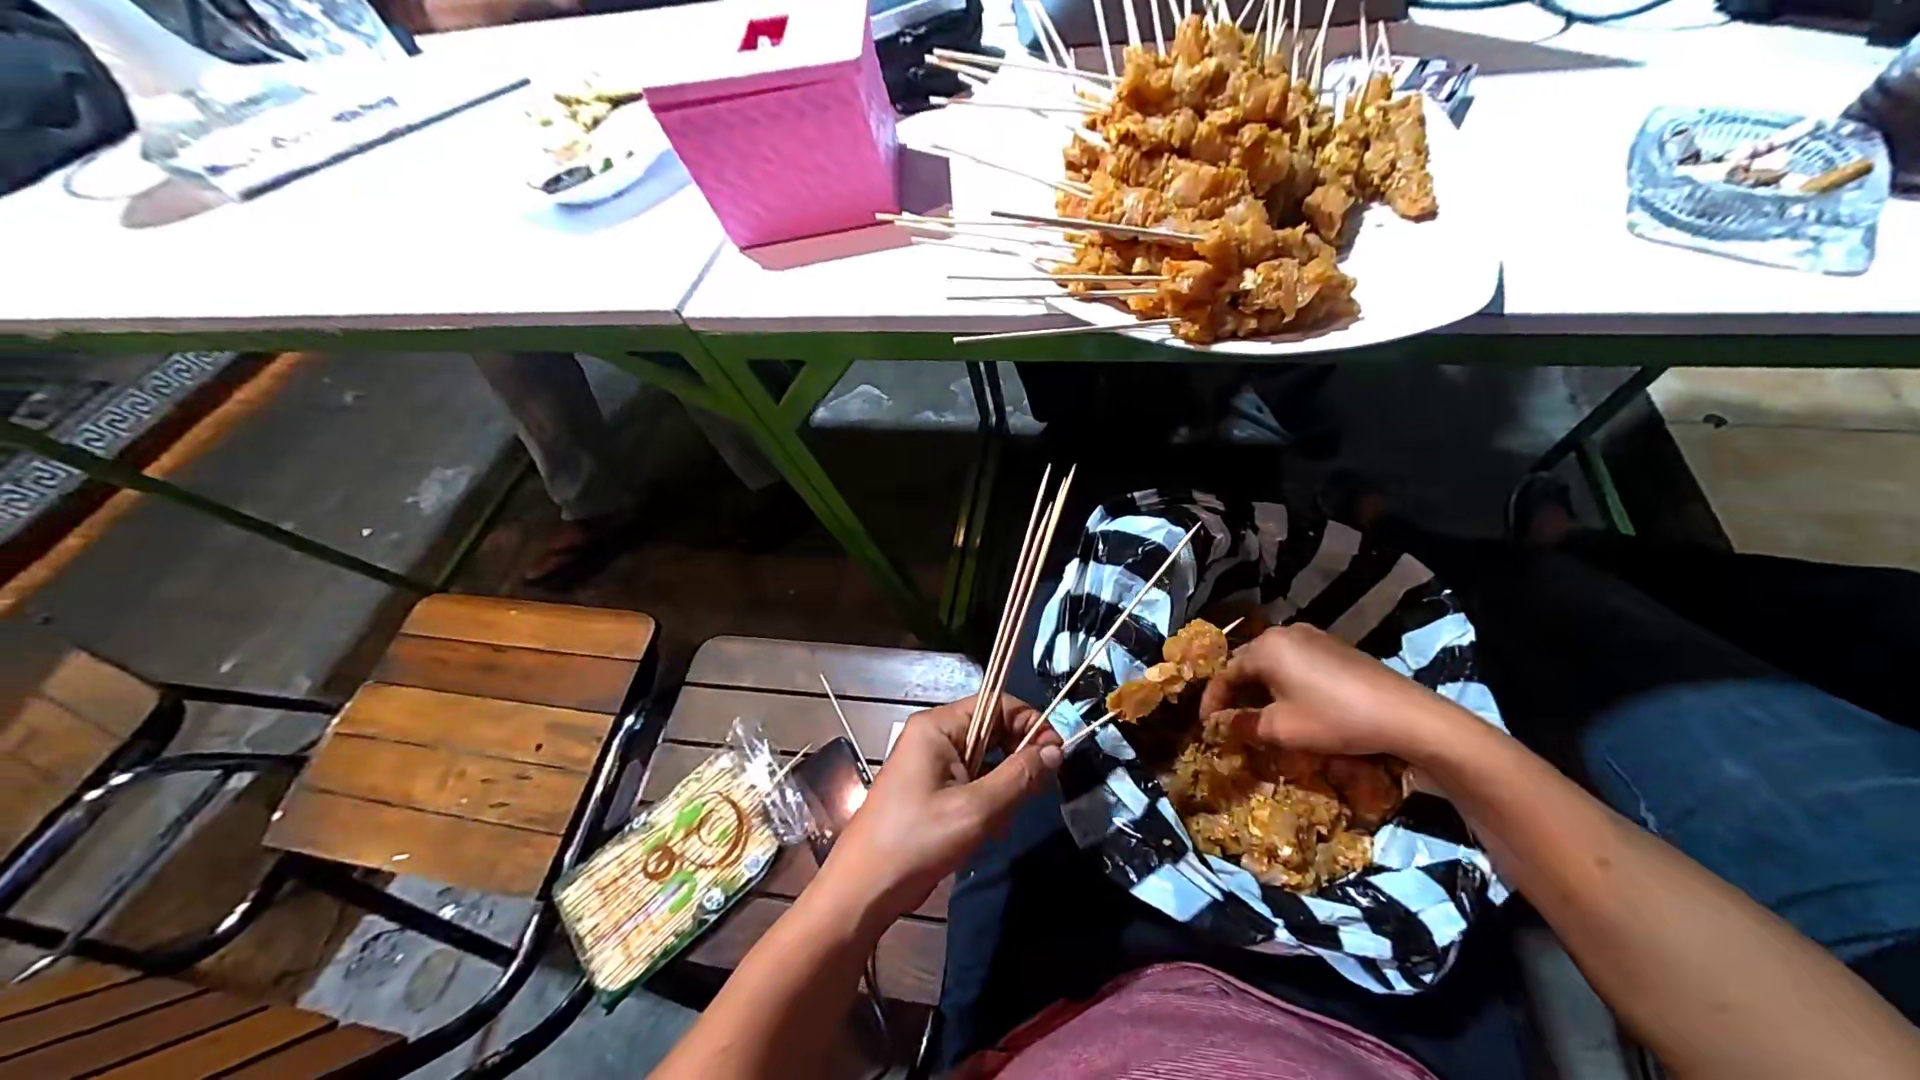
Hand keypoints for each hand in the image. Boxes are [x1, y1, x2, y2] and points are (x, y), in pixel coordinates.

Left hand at [810, 695, 1061, 926]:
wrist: (865, 888)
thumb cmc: (917, 841)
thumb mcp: (976, 810)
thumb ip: (1019, 777)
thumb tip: (1056, 751)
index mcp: (938, 727)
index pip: (997, 704)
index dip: (1031, 723)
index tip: (1057, 754)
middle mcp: (935, 737)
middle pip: (994, 731)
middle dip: (1015, 763)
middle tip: (1030, 796)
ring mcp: (932, 764)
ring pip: (988, 761)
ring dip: (1002, 791)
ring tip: (996, 824)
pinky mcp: (933, 790)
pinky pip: (974, 784)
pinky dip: (987, 805)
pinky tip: (986, 833)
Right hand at [1196, 624, 1476, 762]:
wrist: (1407, 716)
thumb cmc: (1335, 719)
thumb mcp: (1281, 730)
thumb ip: (1242, 725)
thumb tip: (1220, 727)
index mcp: (1265, 648)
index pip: (1225, 673)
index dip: (1212, 702)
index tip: (1207, 727)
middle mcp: (1284, 633)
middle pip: (1246, 664)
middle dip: (1236, 694)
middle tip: (1230, 722)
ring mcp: (1312, 637)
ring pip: (1271, 663)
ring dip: (1260, 689)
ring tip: (1258, 716)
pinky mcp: (1334, 647)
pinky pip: (1295, 662)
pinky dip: (1284, 683)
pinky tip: (1291, 705)